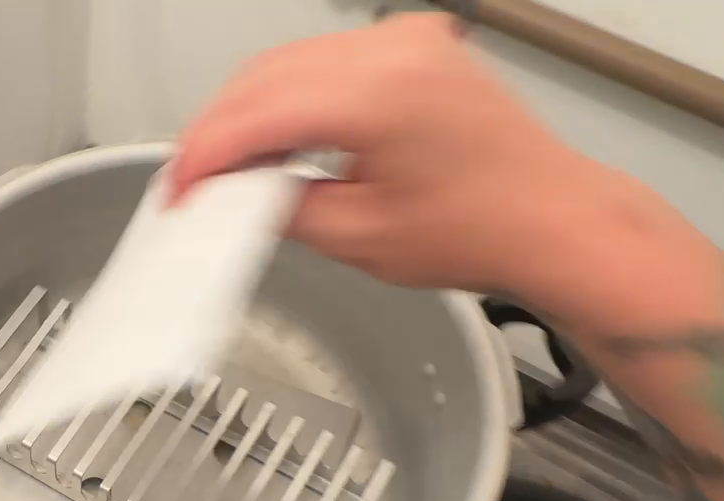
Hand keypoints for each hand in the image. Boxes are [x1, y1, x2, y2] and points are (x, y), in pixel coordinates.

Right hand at [170, 15, 656, 302]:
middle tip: (188, 183)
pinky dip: (279, 102)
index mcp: (382, 93)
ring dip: (241, 115)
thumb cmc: (478, 230)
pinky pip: (319, 65)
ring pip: (284, 65)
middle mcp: (394, 49)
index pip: (258, 114)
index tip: (178, 190)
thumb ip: (283, 209)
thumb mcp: (357, 237)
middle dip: (213, 133)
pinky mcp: (409, 49)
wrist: (546, 219)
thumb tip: (238, 199)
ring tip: (219, 170)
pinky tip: (264, 139)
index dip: (204, 156)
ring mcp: (405, 41)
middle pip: (262, 78)